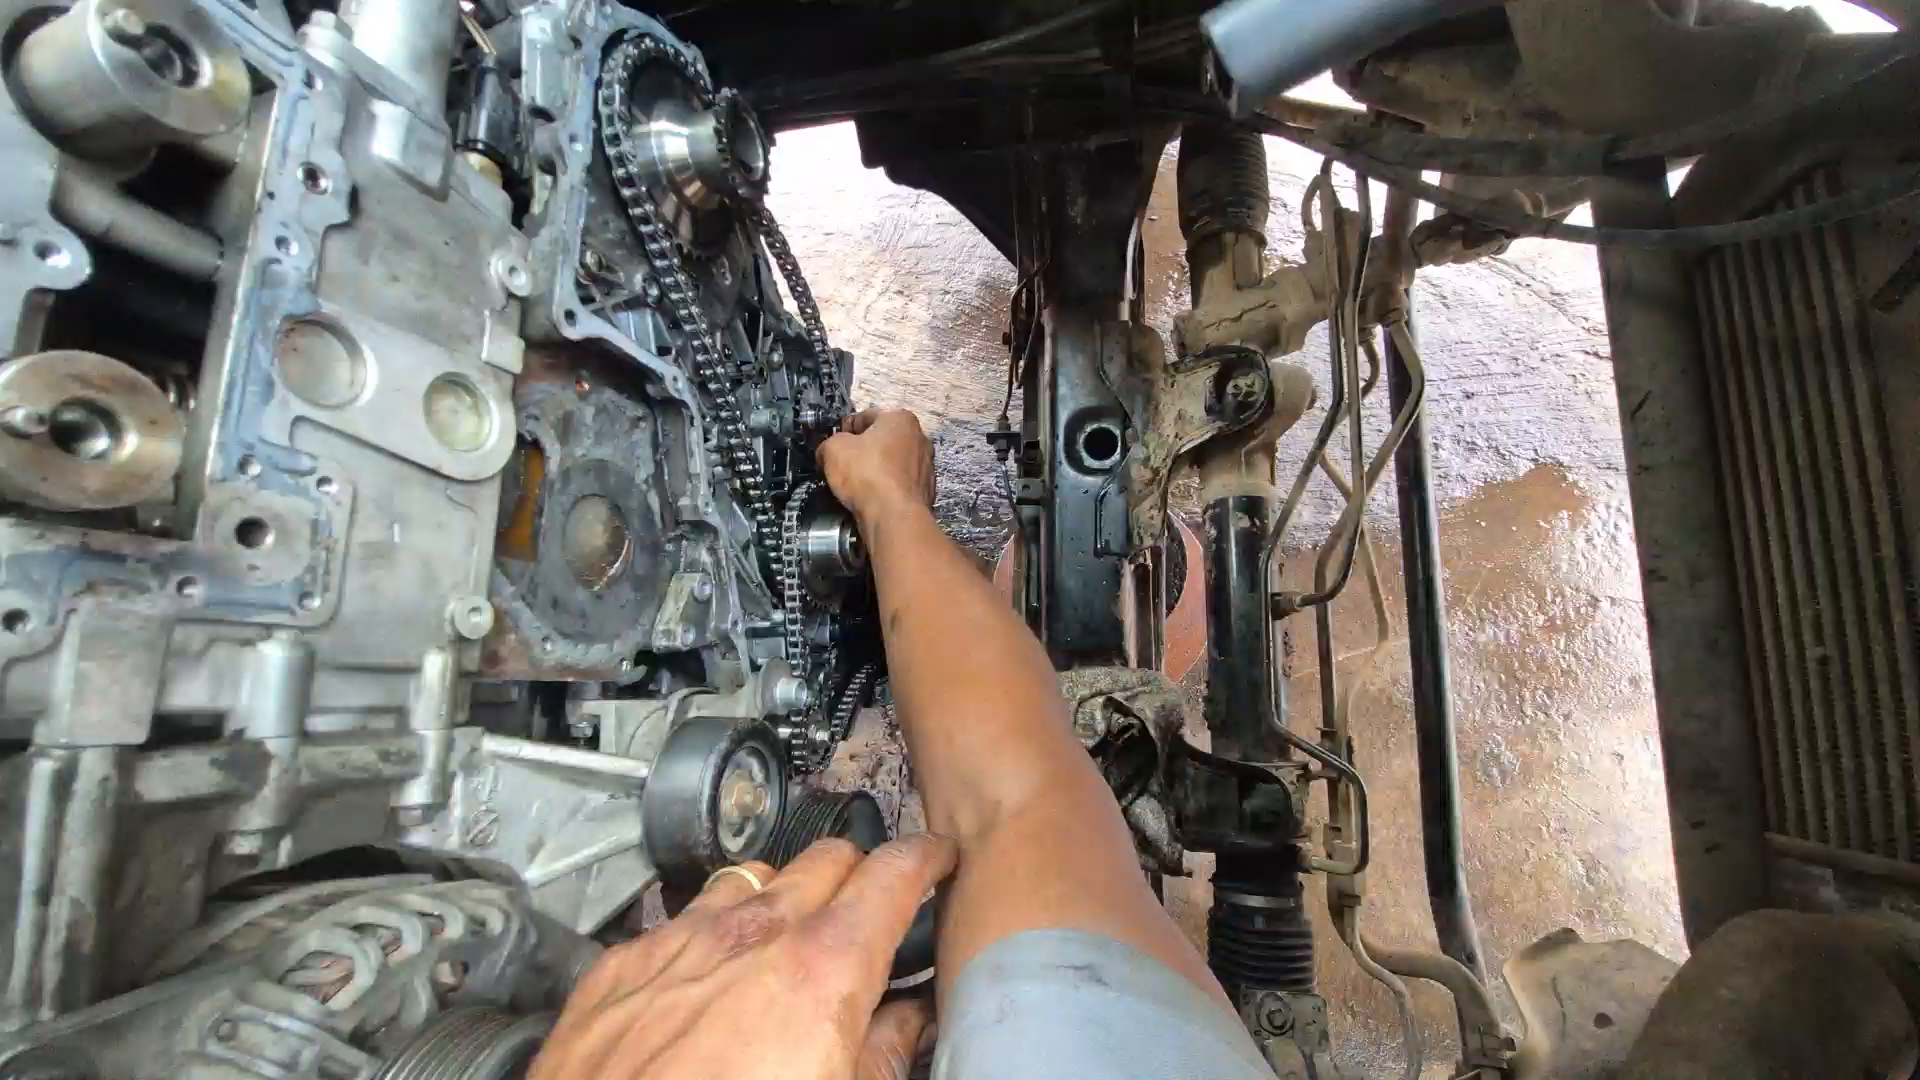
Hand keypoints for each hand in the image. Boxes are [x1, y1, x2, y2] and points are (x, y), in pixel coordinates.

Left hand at [530, 834, 956, 1079]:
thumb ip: (885, 1053)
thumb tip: (910, 1015)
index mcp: (823, 967)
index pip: (893, 873)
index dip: (926, 857)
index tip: (938, 858)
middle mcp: (755, 931)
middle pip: (829, 857)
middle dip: (859, 873)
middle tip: (867, 913)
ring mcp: (683, 939)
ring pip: (758, 875)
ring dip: (784, 895)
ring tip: (786, 941)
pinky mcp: (622, 964)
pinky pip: (686, 914)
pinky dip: (714, 928)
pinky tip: (707, 978)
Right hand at [818, 409, 934, 525]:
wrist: (895, 516)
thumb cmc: (866, 473)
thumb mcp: (833, 449)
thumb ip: (829, 444)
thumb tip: (828, 451)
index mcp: (901, 419)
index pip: (866, 417)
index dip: (845, 430)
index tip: (833, 444)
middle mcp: (920, 439)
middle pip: (882, 442)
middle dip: (862, 452)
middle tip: (842, 466)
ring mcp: (926, 467)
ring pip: (892, 465)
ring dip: (875, 472)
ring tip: (855, 486)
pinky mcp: (926, 492)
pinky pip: (899, 486)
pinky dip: (886, 491)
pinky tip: (872, 500)